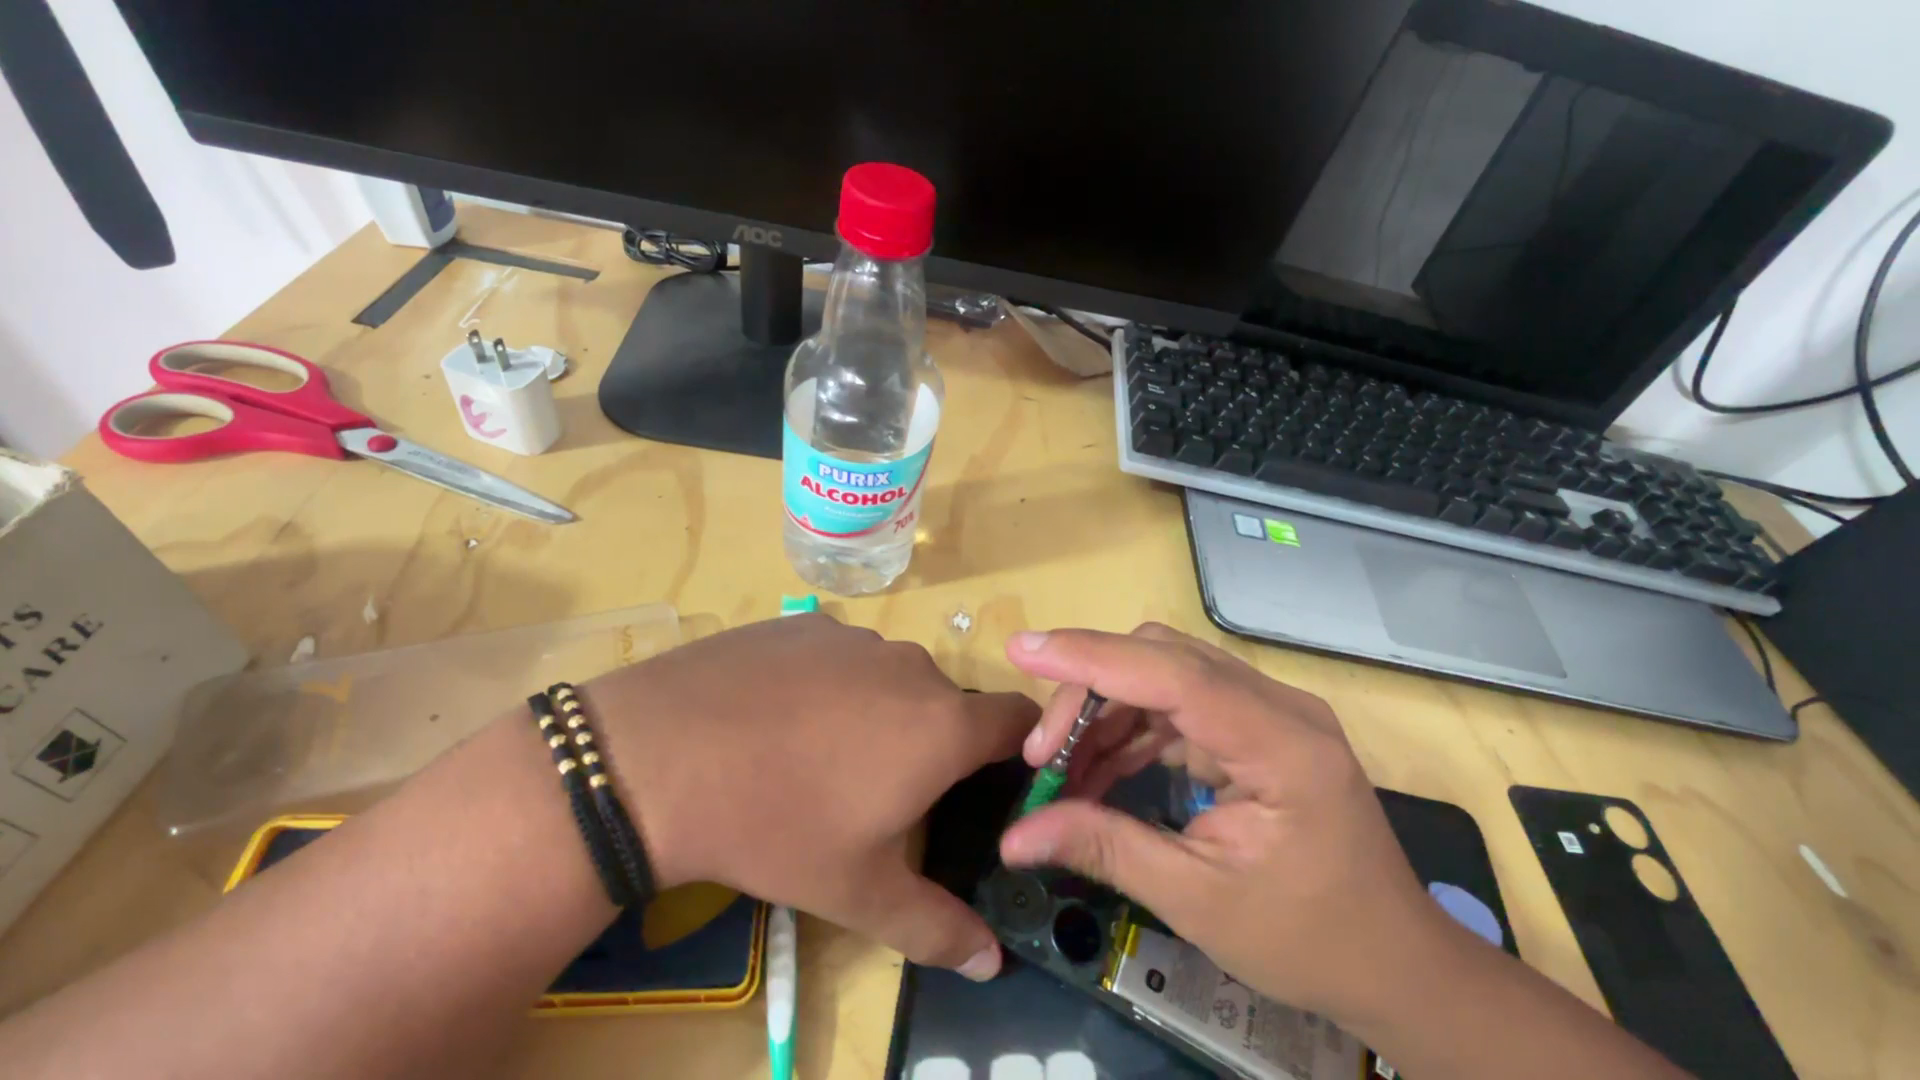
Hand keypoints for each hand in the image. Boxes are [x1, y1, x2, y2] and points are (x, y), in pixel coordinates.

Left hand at [581, 614, 1037, 978]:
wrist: (657, 759)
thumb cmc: (776, 827)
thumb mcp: (859, 893)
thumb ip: (937, 928)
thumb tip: (991, 962)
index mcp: (942, 726)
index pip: (1019, 720)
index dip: (1019, 751)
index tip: (994, 786)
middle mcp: (910, 666)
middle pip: (948, 704)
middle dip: (934, 744)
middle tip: (886, 794)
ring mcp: (853, 637)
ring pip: (891, 678)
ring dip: (880, 712)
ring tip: (822, 759)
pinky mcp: (801, 623)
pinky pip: (840, 657)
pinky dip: (830, 685)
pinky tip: (778, 720)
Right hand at [998, 624, 1446, 1021]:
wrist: (1393, 963)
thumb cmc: (1306, 938)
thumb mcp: (1197, 900)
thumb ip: (1105, 848)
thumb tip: (1014, 836)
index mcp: (1280, 743)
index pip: (1174, 673)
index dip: (1091, 658)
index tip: (1021, 650)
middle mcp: (1279, 708)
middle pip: (1163, 661)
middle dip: (1089, 694)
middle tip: (1037, 756)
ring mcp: (1270, 716)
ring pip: (1165, 677)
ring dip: (1105, 715)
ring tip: (1056, 771)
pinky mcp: (1257, 732)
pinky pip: (1179, 709)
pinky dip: (1131, 733)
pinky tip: (1095, 772)